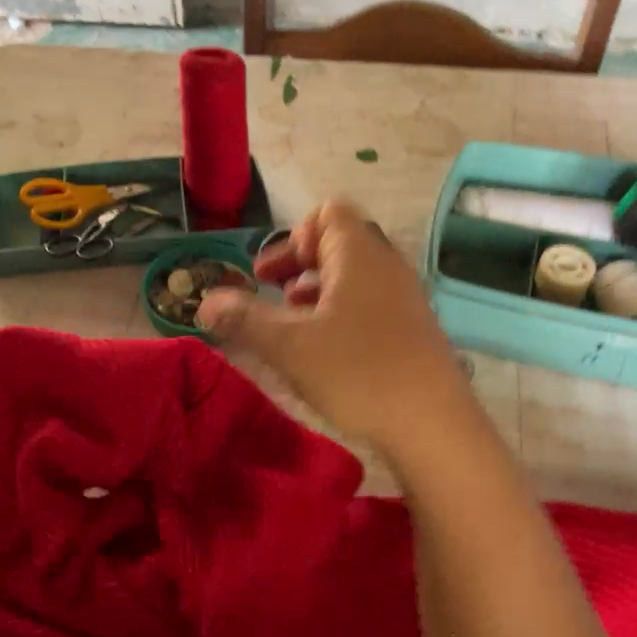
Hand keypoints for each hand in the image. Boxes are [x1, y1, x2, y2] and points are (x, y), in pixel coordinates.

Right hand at [196, 199, 471, 450]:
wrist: (432, 424)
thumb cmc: (357, 373)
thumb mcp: (289, 346)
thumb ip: (244, 319)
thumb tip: (204, 303)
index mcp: (358, 253)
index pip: (328, 212)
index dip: (293, 235)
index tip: (271, 274)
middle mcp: (387, 265)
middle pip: (340, 243)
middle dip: (298, 265)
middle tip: (269, 294)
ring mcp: (405, 297)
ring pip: (354, 277)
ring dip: (318, 292)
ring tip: (293, 326)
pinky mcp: (414, 329)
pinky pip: (371, 303)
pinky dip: (342, 313)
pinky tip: (326, 352)